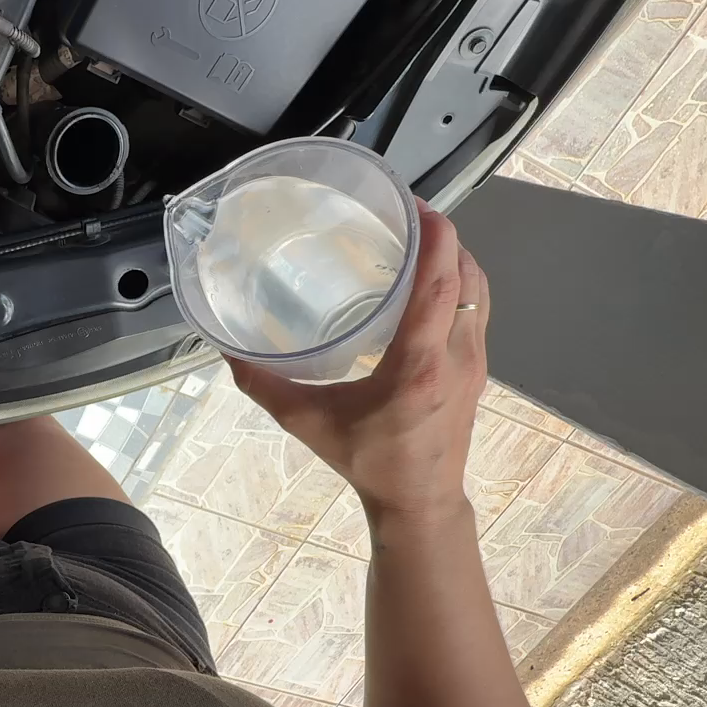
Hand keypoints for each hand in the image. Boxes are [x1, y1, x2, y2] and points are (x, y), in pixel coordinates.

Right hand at [228, 200, 487, 520]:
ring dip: (456, 258)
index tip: (415, 207)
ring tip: (419, 240)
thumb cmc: (365, 459)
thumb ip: (264, 385)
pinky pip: (477, 310)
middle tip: (409, 214)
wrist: (418, 499)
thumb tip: (228, 352)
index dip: (435, 239)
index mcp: (418, 365)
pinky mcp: (477, 369)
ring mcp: (474, 362)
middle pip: (467, 278)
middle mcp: (456, 356)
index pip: (440, 285)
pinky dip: (459, 284)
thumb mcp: (306, 422)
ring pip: (479, 292)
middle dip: (445, 238)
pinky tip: (429, 284)